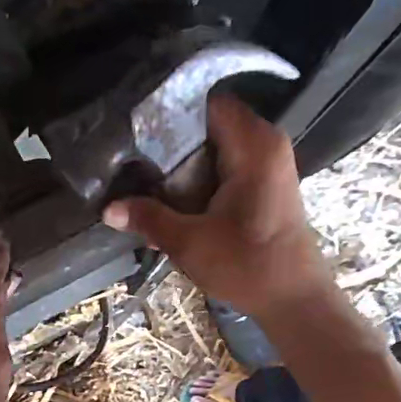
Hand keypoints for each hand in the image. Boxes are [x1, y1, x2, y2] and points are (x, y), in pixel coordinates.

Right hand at [101, 93, 331, 317]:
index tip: (138, 126)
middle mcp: (265, 145)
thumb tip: (108, 209)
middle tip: (131, 156)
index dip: (173, 110)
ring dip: (181, 164)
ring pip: (214, 149)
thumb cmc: (247, 265)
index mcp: (254, 147)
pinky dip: (197, 179)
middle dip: (171, 140)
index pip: (210, 103)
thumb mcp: (188, 242)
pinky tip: (168, 198)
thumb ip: (148, 218)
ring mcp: (267, 166)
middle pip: (209, 125)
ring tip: (142, 176)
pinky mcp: (262, 186)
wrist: (292, 298)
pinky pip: (223, 167)